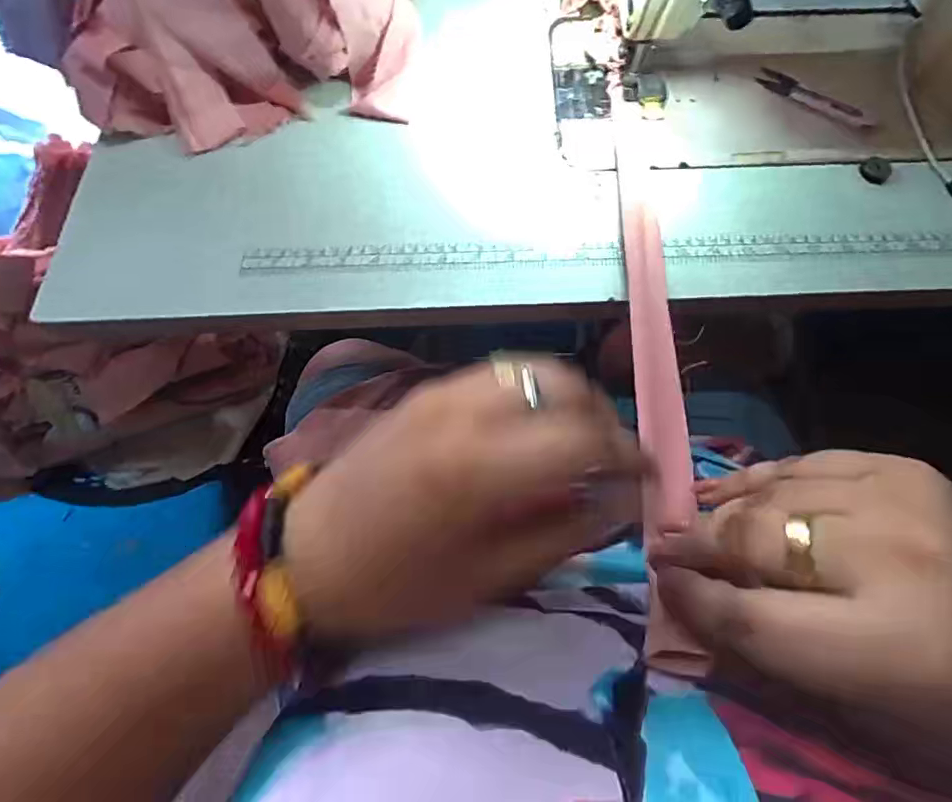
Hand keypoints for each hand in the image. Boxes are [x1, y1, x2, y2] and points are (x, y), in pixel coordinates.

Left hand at [282, 358, 640, 642]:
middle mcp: (467, 410)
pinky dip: (533, 390)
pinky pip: (501, 373)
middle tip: (610, 456)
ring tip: (576, 438)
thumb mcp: (488, 577)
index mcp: (481, 466)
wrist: (304, 556)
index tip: (647, 472)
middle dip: (602, 416)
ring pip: (535, 368)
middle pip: (565, 383)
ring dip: (569, 397)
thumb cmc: (395, 584)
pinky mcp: (431, 387)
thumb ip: (565, 532)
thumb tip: (623, 501)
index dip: (627, 452)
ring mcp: (445, 390)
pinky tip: (531, 427)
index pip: (582, 436)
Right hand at [652, 452, 951, 787]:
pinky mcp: (906, 467)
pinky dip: (766, 478)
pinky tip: (738, 490)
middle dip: (698, 543)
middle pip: (758, 538)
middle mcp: (895, 559)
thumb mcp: (879, 724)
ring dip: (725, 504)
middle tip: (661, 547)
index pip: (757, 617)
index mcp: (895, 648)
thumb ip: (780, 663)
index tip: (657, 583)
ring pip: (776, 488)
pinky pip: (810, 463)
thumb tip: (694, 613)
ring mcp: (902, 497)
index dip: (696, 599)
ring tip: (689, 515)